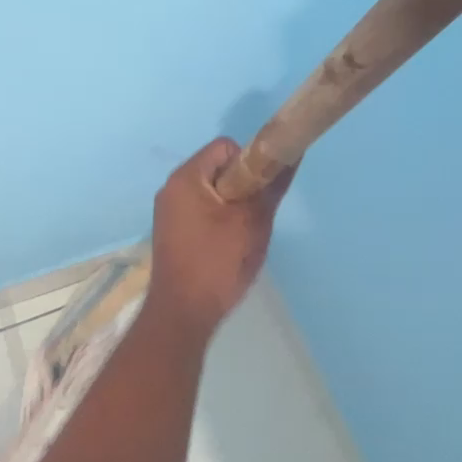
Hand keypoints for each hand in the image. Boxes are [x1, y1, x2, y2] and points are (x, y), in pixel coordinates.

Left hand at [148, 138, 296, 338]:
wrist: (182, 315)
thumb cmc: (217, 262)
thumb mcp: (253, 222)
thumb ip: (272, 185)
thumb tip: (292, 152)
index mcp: (186, 178)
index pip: (225, 147)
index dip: (251, 161)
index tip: (262, 191)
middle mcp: (172, 188)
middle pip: (218, 169)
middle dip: (244, 187)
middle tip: (257, 216)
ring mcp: (169, 212)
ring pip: (213, 193)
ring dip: (234, 207)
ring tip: (245, 236)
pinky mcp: (172, 233)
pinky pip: (202, 212)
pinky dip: (220, 221)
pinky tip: (230, 249)